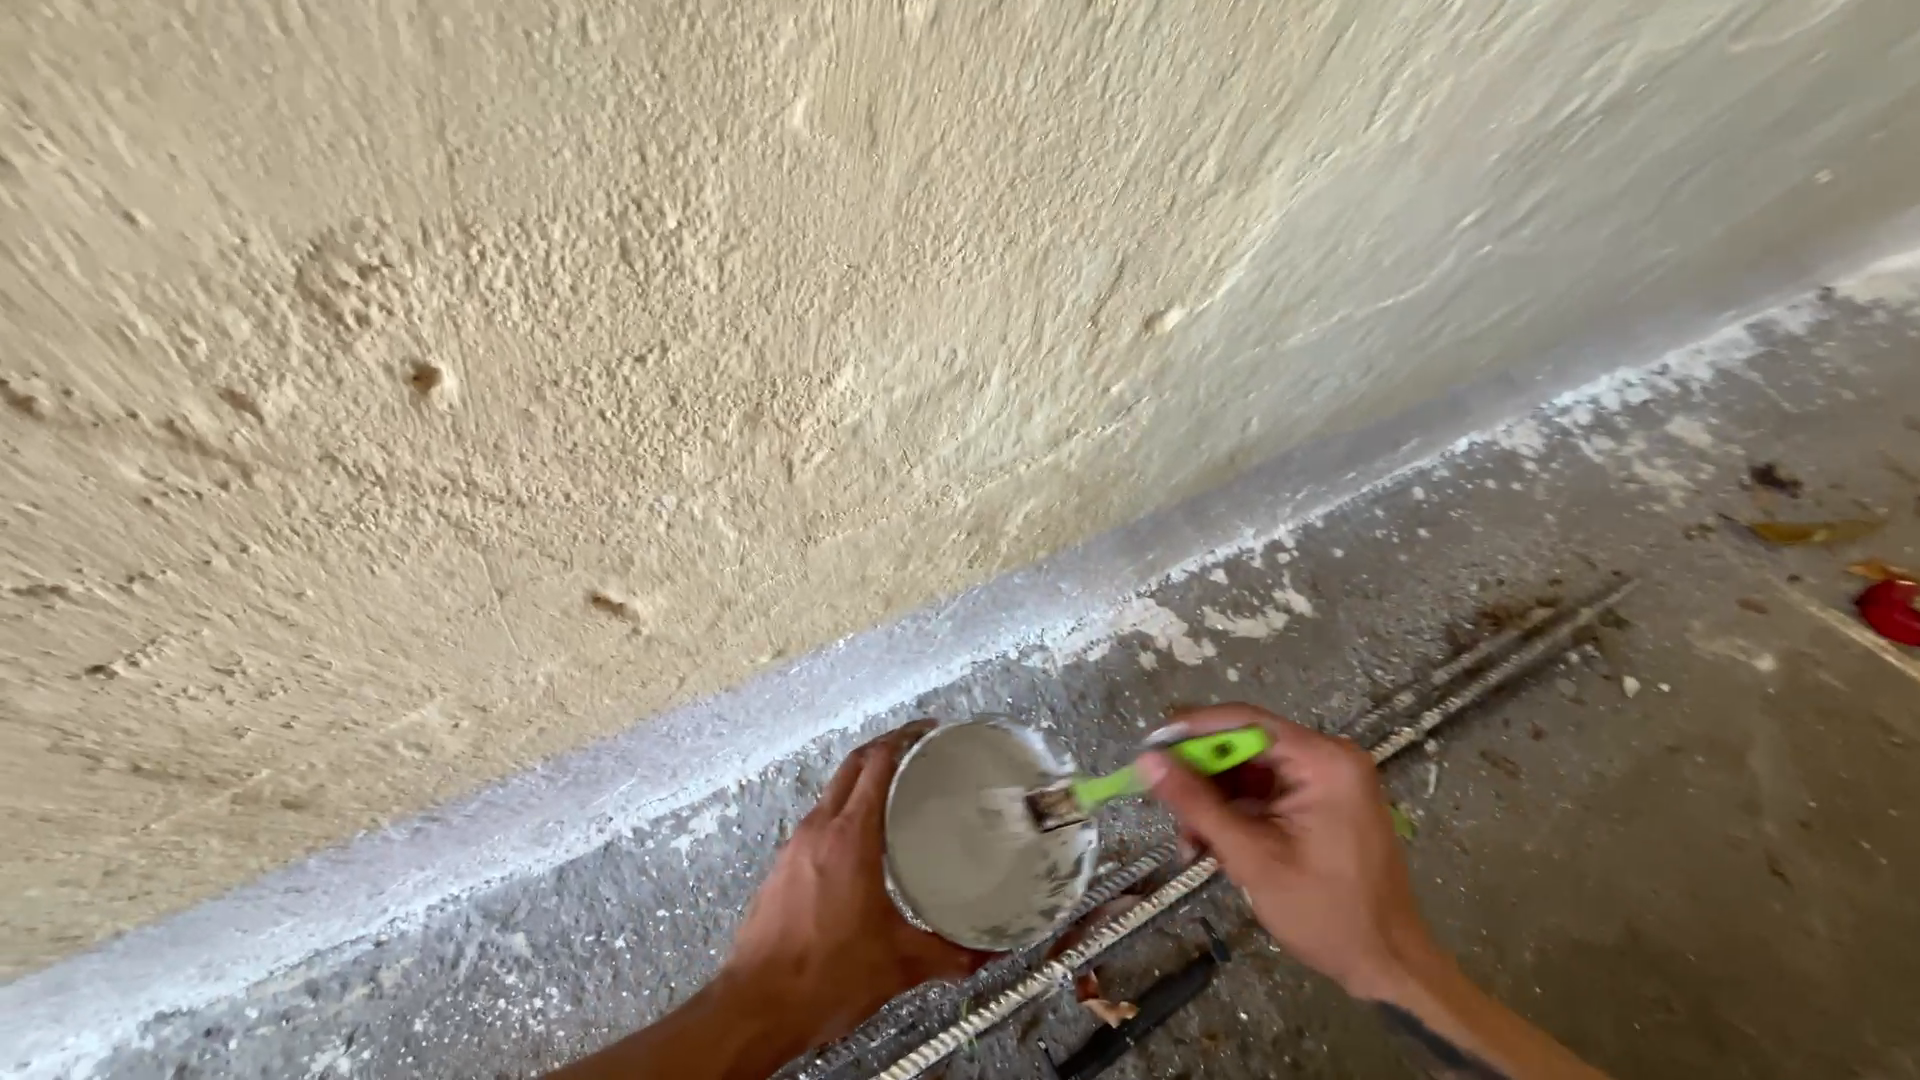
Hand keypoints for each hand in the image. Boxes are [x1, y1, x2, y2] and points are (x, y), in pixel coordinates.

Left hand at [721, 720, 991, 1048]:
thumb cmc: (820, 978)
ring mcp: (795, 847)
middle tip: (916, 749)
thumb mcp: (899, 964)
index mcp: (850, 837)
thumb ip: (949, 953)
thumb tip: (983, 951)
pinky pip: (818, 821)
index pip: (876, 762)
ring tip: (896, 791)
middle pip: (852, 765)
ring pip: (832, 791)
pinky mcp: (782, 868)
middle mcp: (818, 830)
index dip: (904, 737)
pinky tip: (862, 841)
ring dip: (862, 779)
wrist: (756, 1007)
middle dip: (885, 748)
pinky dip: (843, 812)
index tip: (927, 730)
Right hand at [1136, 704, 1437, 1000]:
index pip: (1244, 721)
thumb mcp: (1252, 856)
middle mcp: (1327, 757)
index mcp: (1323, 760)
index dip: (1191, 729)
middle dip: (1201, 778)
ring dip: (1213, 801)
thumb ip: (1197, 803)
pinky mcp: (1319, 801)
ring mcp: (1326, 779)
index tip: (1149, 748)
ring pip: (1247, 770)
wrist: (1388, 965)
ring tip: (1192, 842)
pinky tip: (1212, 843)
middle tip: (1170, 811)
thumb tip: (1146, 760)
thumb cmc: (1326, 913)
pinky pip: (1263, 791)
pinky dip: (1234, 813)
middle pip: (1243, 746)